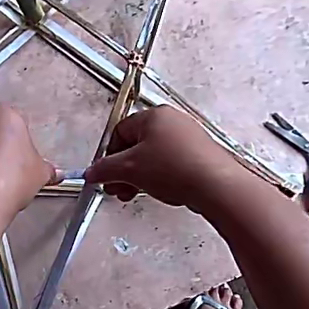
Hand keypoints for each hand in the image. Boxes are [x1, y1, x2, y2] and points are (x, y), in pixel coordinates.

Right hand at [85, 107, 249, 212]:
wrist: (214, 185)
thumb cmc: (179, 168)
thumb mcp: (130, 169)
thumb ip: (106, 169)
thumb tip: (94, 171)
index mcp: (154, 115)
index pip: (120, 131)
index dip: (109, 155)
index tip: (105, 173)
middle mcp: (173, 122)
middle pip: (137, 145)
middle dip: (124, 170)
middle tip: (118, 187)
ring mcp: (188, 138)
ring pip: (154, 156)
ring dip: (141, 176)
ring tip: (136, 193)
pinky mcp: (199, 155)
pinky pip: (172, 164)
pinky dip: (161, 178)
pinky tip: (160, 191)